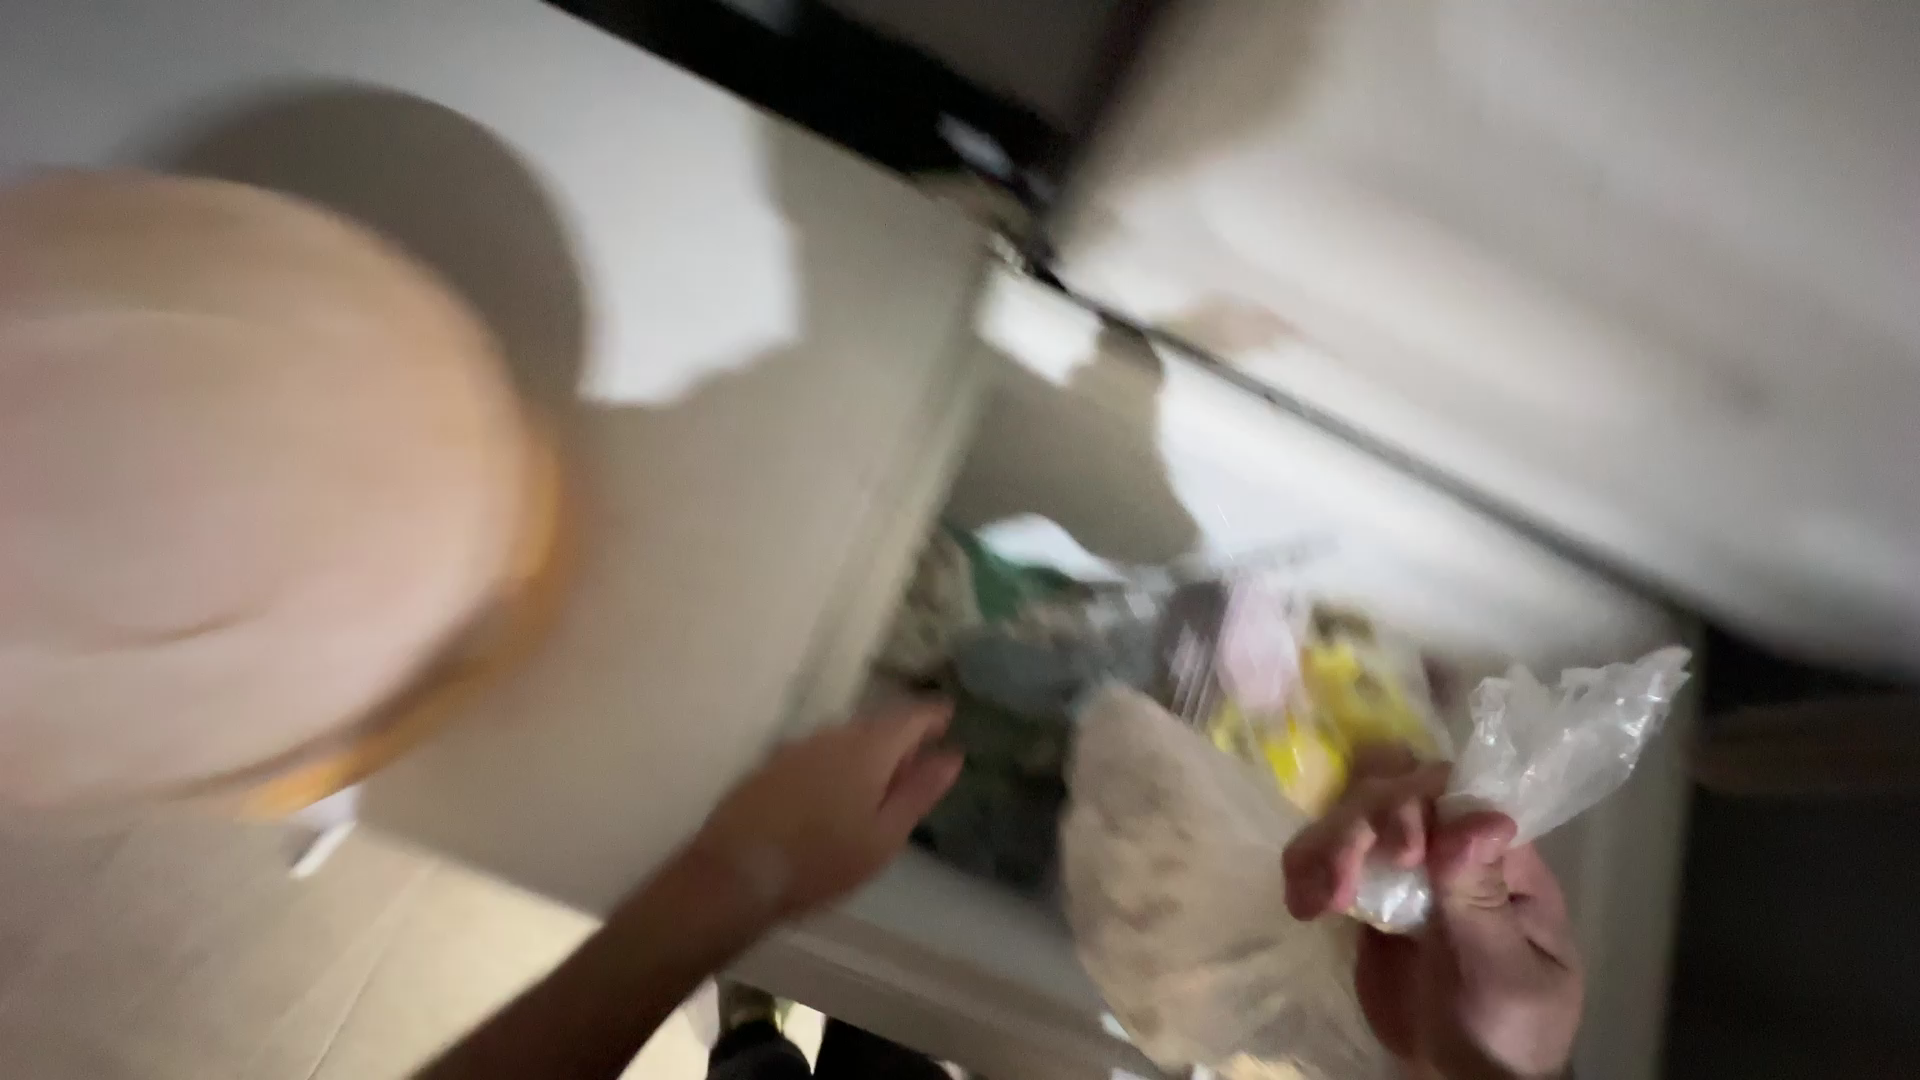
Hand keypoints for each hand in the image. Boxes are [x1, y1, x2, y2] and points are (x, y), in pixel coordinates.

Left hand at [688, 697, 963, 922]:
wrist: (735, 872)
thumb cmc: (823, 861)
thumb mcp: (884, 835)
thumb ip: (920, 791)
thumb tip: (953, 755)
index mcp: (870, 747)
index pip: (912, 715)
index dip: (934, 715)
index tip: (950, 719)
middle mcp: (836, 734)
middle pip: (879, 724)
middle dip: (901, 739)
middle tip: (915, 767)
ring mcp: (800, 745)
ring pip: (847, 738)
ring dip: (867, 752)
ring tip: (875, 787)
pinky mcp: (773, 762)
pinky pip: (819, 752)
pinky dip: (836, 763)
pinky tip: (832, 796)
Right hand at [1282, 753, 1582, 1079]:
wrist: (1456, 1079)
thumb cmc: (1504, 1030)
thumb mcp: (1504, 972)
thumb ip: (1482, 897)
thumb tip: (1483, 817)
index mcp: (1499, 859)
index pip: (1452, 794)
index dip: (1416, 802)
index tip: (1400, 851)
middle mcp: (1445, 845)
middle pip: (1389, 793)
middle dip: (1357, 830)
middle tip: (1340, 885)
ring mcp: (1400, 863)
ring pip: (1347, 814)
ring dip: (1323, 849)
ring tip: (1317, 903)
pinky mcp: (1360, 883)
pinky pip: (1320, 851)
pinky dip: (1302, 869)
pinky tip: (1302, 905)